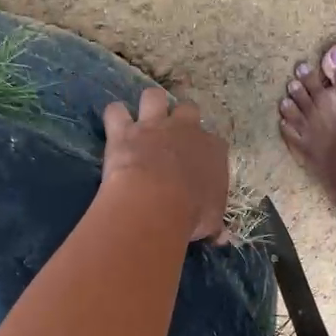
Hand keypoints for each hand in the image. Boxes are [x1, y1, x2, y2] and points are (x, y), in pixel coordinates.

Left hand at [101, 86, 229, 241]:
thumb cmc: (191, 213)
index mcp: (213, 150)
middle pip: (188, 109)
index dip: (206, 151)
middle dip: (181, 118)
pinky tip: (113, 125)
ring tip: (142, 118)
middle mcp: (186, 130)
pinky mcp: (125, 131)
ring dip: (149, 105)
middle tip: (172, 135)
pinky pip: (116, 111)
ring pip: (154, 96)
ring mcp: (154, 126)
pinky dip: (114, 117)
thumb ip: (215, 225)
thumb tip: (223, 238)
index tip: (198, 163)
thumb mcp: (210, 223)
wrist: (157, 201)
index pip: (215, 143)